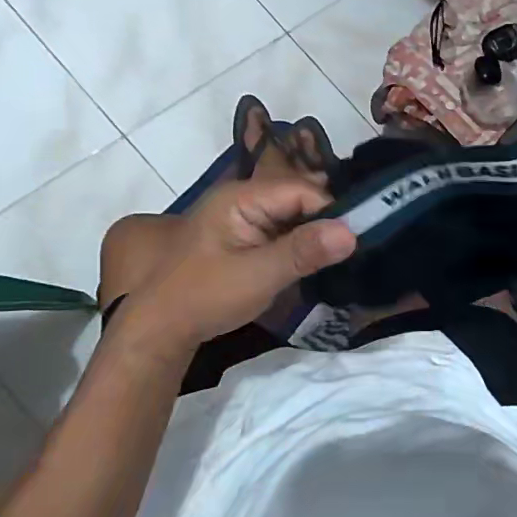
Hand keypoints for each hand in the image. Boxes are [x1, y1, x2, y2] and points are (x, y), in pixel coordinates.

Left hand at [122, 178, 355, 348]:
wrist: (159, 326)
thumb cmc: (204, 296)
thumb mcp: (258, 276)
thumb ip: (304, 252)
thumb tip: (353, 232)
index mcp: (241, 197)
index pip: (302, 190)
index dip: (332, 210)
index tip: (358, 239)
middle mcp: (242, 199)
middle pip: (299, 199)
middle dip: (326, 221)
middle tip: (355, 249)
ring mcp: (241, 218)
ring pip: (292, 216)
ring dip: (314, 235)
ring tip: (341, 257)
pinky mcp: (243, 238)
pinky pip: (281, 231)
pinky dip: (299, 245)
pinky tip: (315, 262)